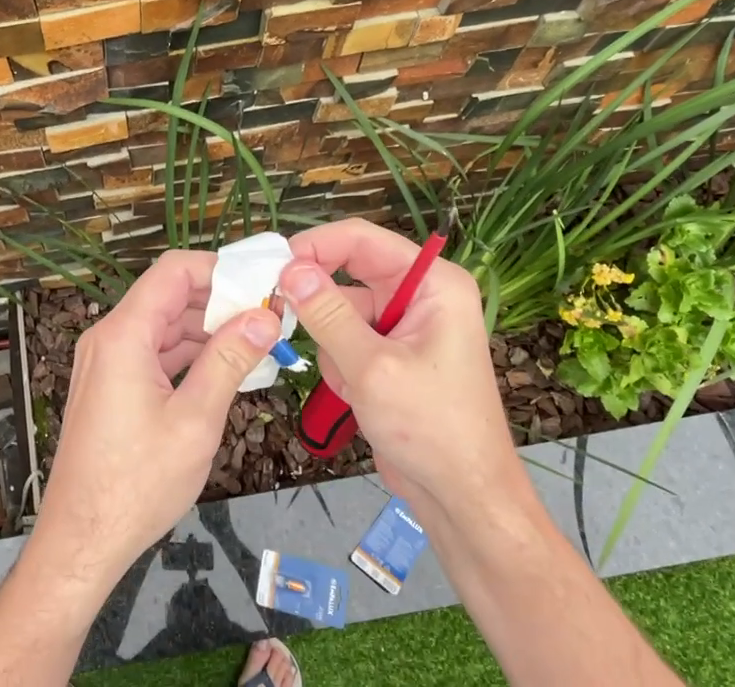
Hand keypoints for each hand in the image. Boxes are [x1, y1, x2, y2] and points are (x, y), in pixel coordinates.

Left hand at [33, 250, 281, 584]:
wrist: (83, 537)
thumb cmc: (138, 483)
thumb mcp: (195, 420)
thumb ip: (230, 361)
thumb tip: (264, 317)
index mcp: (123, 335)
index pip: (173, 271)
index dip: (220, 269)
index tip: (262, 284)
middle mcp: (108, 338)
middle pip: (168, 296)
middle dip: (220, 301)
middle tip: (271, 317)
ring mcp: (106, 362)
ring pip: (163, 325)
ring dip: (207, 330)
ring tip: (258, 343)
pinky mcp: (109, 386)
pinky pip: (153, 353)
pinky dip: (188, 355)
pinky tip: (225, 368)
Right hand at [280, 220, 518, 509]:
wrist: (462, 495)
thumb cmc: (431, 428)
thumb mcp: (371, 367)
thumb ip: (327, 314)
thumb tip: (288, 268)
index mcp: (433, 283)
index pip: (362, 239)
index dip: (315, 246)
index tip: (272, 267)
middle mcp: (421, 295)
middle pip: (349, 273)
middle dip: (321, 305)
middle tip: (281, 318)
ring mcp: (406, 326)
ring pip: (341, 310)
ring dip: (332, 344)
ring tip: (351, 383)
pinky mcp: (392, 354)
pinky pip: (346, 339)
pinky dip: (340, 363)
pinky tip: (356, 396)